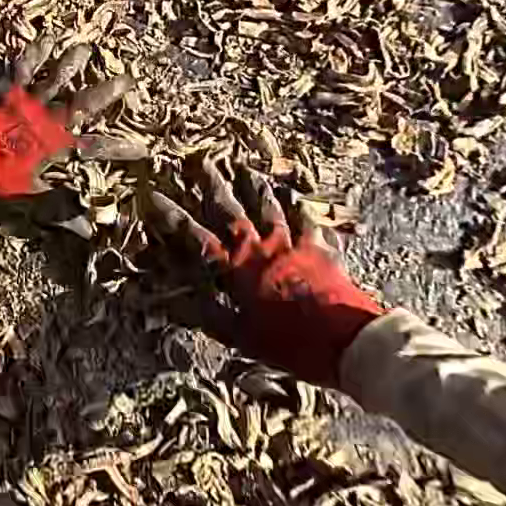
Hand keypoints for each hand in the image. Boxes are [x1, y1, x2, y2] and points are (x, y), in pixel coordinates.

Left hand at [0, 38, 141, 197]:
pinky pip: (26, 67)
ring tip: (85, 48)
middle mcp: (51, 120)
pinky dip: (36, 52)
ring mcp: (31, 102)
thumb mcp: (35, 195)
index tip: (144, 148)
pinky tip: (45, 39)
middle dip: (108, 91)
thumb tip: (90, 231)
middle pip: (85, 103)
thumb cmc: (2, 177)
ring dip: (73, 63)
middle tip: (129, 78)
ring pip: (58, 78)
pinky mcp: (11, 91)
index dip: (122, 149)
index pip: (98, 149)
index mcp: (59, 147)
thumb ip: (64, 210)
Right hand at [149, 155, 382, 387]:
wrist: (351, 344)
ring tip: (247, 170)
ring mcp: (291, 246)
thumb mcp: (240, 335)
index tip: (154, 195)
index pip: (195, 235)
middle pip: (231, 209)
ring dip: (256, 188)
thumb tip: (165, 305)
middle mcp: (260, 248)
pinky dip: (303, 211)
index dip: (172, 215)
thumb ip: (204, 316)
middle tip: (201, 161)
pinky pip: (309, 224)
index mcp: (236, 267)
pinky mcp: (320, 252)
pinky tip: (300, 200)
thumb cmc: (291, 342)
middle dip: (213, 184)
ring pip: (268, 209)